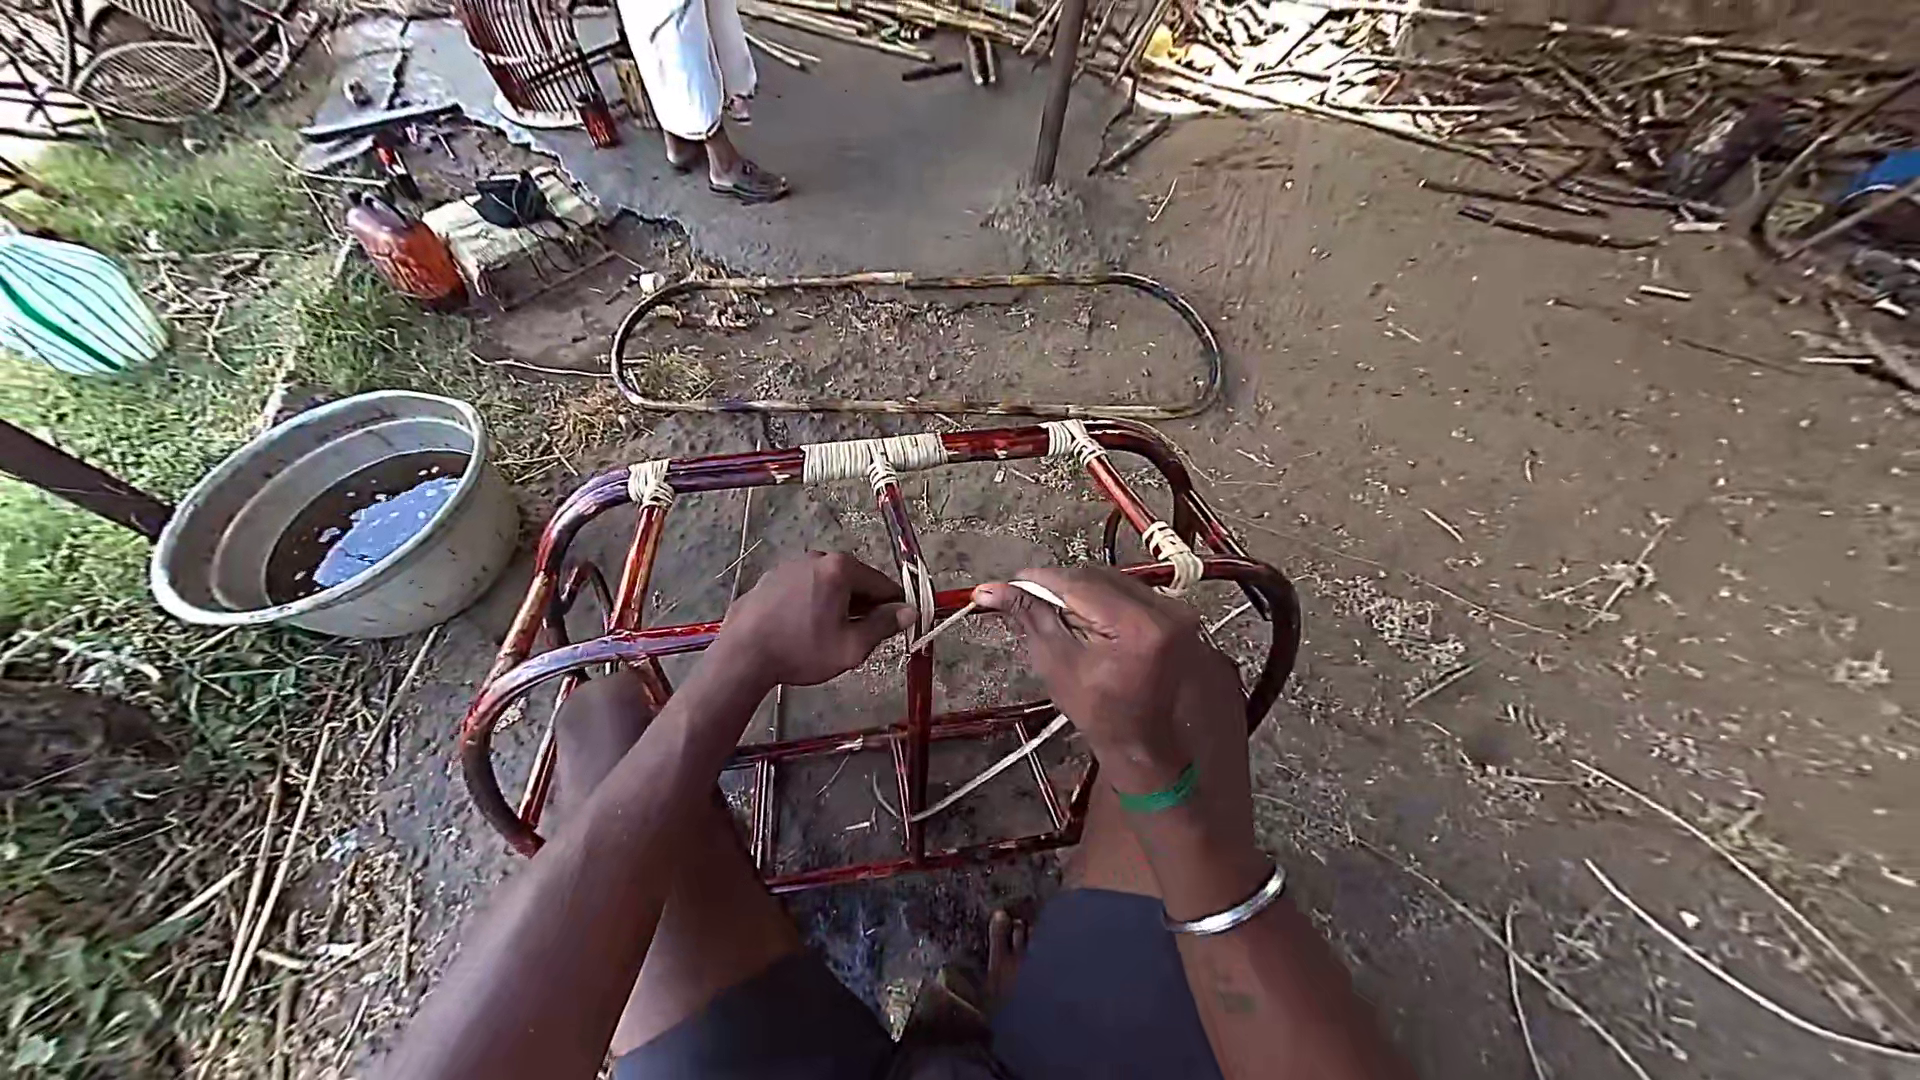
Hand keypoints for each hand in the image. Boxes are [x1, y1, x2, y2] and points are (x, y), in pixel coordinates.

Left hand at [711, 552, 915, 689]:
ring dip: (838, 604)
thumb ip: (884, 625)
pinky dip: (813, 602)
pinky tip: (804, 629)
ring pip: (829, 583)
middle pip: (855, 581)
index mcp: (841, 569)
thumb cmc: (800, 651)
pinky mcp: (772, 578)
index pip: (882, 584)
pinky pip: (805, 587)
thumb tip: (909, 612)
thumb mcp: (851, 646)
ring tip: (829, 636)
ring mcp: (791, 566)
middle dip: (863, 605)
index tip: (896, 625)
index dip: (894, 606)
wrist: (742, 656)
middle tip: (859, 637)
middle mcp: (817, 558)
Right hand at [972, 567, 1246, 793]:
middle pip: (1097, 577)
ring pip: (1113, 580)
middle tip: (1027, 597)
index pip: (1079, 583)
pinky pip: (1129, 592)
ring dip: (1080, 590)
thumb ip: (1029, 616)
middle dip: (1059, 584)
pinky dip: (1103, 599)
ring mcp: (1176, 611)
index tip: (1011, 581)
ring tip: (1056, 611)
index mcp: (1137, 626)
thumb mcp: (1057, 662)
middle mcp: (1165, 610)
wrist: (1146, 744)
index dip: (1040, 579)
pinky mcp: (1177, 615)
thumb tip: (989, 590)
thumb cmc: (1099, 714)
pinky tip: (1086, 618)